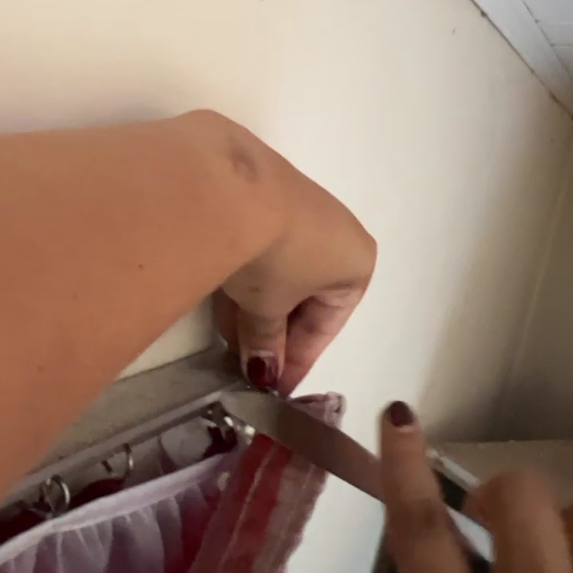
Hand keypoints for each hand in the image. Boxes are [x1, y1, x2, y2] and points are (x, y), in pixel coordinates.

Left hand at [208, 125, 375, 394]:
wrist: (232, 186)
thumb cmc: (272, 253)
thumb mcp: (269, 307)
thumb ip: (267, 341)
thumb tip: (263, 373)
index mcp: (355, 259)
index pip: (327, 323)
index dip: (298, 360)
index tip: (274, 387)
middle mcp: (335, 230)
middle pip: (303, 295)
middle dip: (272, 332)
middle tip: (245, 364)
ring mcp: (296, 206)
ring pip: (278, 270)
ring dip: (253, 306)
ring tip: (227, 337)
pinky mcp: (260, 192)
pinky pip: (257, 244)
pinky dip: (241, 273)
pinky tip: (217, 295)